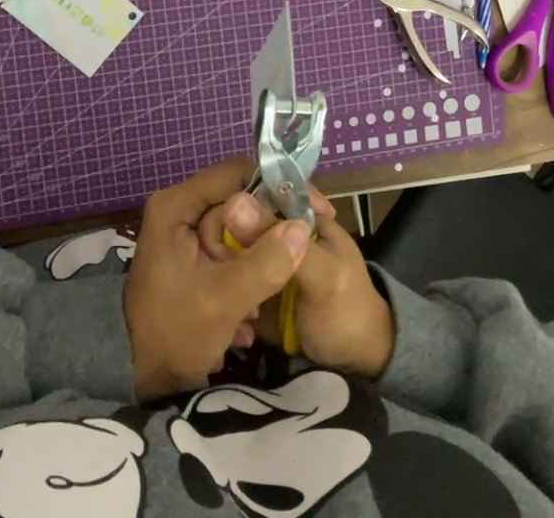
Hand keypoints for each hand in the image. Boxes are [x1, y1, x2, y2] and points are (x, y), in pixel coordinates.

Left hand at [124, 158, 311, 401]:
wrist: (136, 373)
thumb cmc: (174, 332)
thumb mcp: (225, 300)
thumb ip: (264, 263)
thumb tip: (302, 227)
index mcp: (178, 205)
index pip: (238, 172)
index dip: (280, 187)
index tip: (314, 213)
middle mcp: (180, 208)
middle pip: (241, 202)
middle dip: (267, 235)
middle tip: (295, 264)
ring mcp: (185, 232)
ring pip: (240, 230)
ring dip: (257, 263)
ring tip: (262, 303)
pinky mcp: (192, 255)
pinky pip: (230, 251)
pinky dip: (244, 276)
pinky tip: (247, 318)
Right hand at [200, 187, 395, 378]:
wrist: (353, 361)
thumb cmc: (348, 311)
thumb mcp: (322, 276)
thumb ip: (281, 245)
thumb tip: (235, 203)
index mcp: (297, 217)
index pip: (256, 191)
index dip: (231, 198)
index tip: (205, 217)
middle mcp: (275, 233)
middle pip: (234, 219)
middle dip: (214, 235)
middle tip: (200, 258)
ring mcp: (260, 261)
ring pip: (224, 248)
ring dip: (211, 263)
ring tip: (199, 280)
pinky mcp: (249, 288)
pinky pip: (225, 278)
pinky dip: (215, 287)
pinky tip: (203, 296)